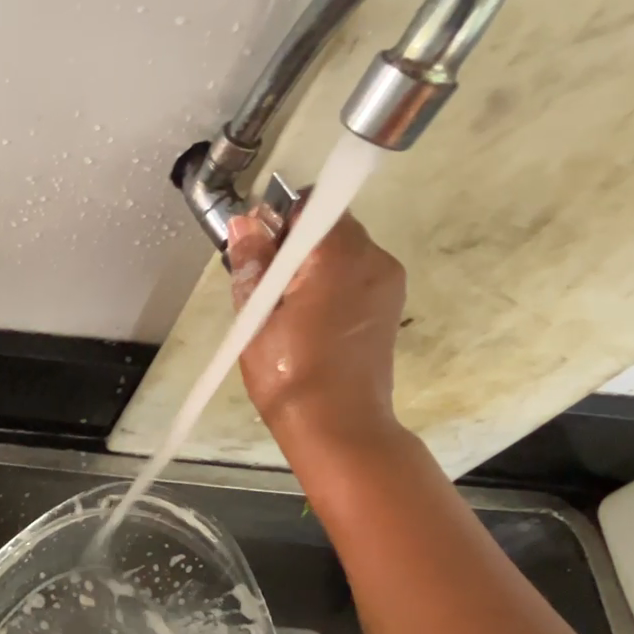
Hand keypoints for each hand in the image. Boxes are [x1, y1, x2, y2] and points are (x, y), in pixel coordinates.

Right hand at [227, 207, 406, 448]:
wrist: (337, 427)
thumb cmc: (288, 376)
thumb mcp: (256, 320)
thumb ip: (253, 265)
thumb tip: (245, 222)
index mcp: (340, 256)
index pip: (312, 206)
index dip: (281, 223)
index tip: (260, 255)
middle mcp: (374, 259)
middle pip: (329, 228)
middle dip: (295, 249)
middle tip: (267, 293)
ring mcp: (387, 283)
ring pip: (341, 254)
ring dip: (311, 270)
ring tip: (285, 315)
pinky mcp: (388, 306)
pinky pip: (353, 277)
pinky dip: (329, 288)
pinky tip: (308, 325)